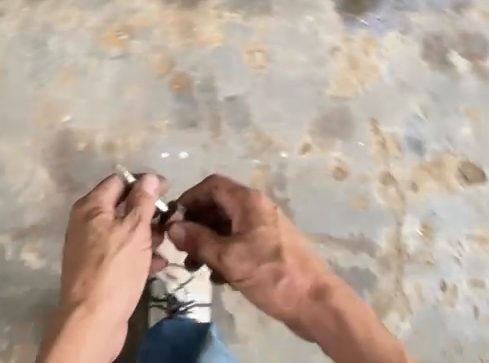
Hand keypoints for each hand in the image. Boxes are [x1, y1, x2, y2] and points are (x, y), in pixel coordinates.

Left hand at [38, 172, 166, 362]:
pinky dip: (139, 255)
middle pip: (121, 206)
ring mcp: (91, 248)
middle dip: (148, 212)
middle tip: (171, 219)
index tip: (168, 191)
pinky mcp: (98, 270)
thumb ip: (143, 201)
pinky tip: (159, 263)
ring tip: (168, 242)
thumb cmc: (114, 269)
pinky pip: (121, 254)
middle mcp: (87, 223)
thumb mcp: (134, 230)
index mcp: (91, 206)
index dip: (144, 182)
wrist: (92, 323)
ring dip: (147, 234)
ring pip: (123, 231)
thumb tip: (149, 177)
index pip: (119, 181)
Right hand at [165, 174, 334, 336]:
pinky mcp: (270, 248)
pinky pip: (240, 242)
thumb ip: (198, 241)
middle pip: (218, 205)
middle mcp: (256, 208)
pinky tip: (217, 276)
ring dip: (208, 242)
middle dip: (197, 224)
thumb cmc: (271, 273)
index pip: (211, 185)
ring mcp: (264, 228)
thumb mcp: (229, 258)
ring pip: (228, 226)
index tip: (173, 220)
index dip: (190, 198)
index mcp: (247, 201)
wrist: (315, 302)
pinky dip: (225, 254)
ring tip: (195, 266)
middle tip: (180, 247)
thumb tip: (172, 227)